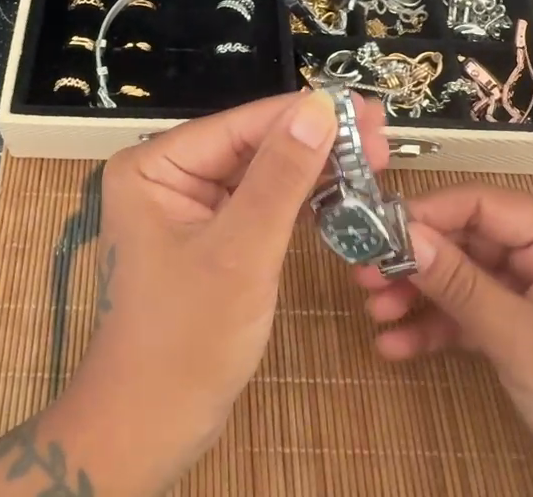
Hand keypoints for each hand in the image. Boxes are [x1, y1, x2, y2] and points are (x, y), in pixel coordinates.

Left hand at [60, 90, 387, 493]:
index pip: (239, 127)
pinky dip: (296, 202)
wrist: (152, 424)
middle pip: (250, 146)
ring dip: (311, 170)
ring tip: (373, 158)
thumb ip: (281, 177)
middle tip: (380, 136)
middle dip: (314, 142)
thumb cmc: (186, 338)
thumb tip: (320, 108)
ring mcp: (186, 208)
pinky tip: (340, 192)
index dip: (303, 115)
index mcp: (152, 167)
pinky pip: (257, 206)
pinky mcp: (209, 239)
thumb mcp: (240, 252)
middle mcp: (165, 177)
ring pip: (259, 175)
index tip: (365, 109)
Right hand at [358, 186, 532, 496]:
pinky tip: (399, 348)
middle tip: (363, 281)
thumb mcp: (525, 342)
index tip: (371, 235)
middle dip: (416, 265)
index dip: (425, 216)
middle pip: (469, 243)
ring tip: (375, 319)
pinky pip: (481, 318)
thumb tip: (402, 232)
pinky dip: (443, 331)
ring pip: (469, 282)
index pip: (481, 204)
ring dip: (421, 300)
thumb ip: (460, 285)